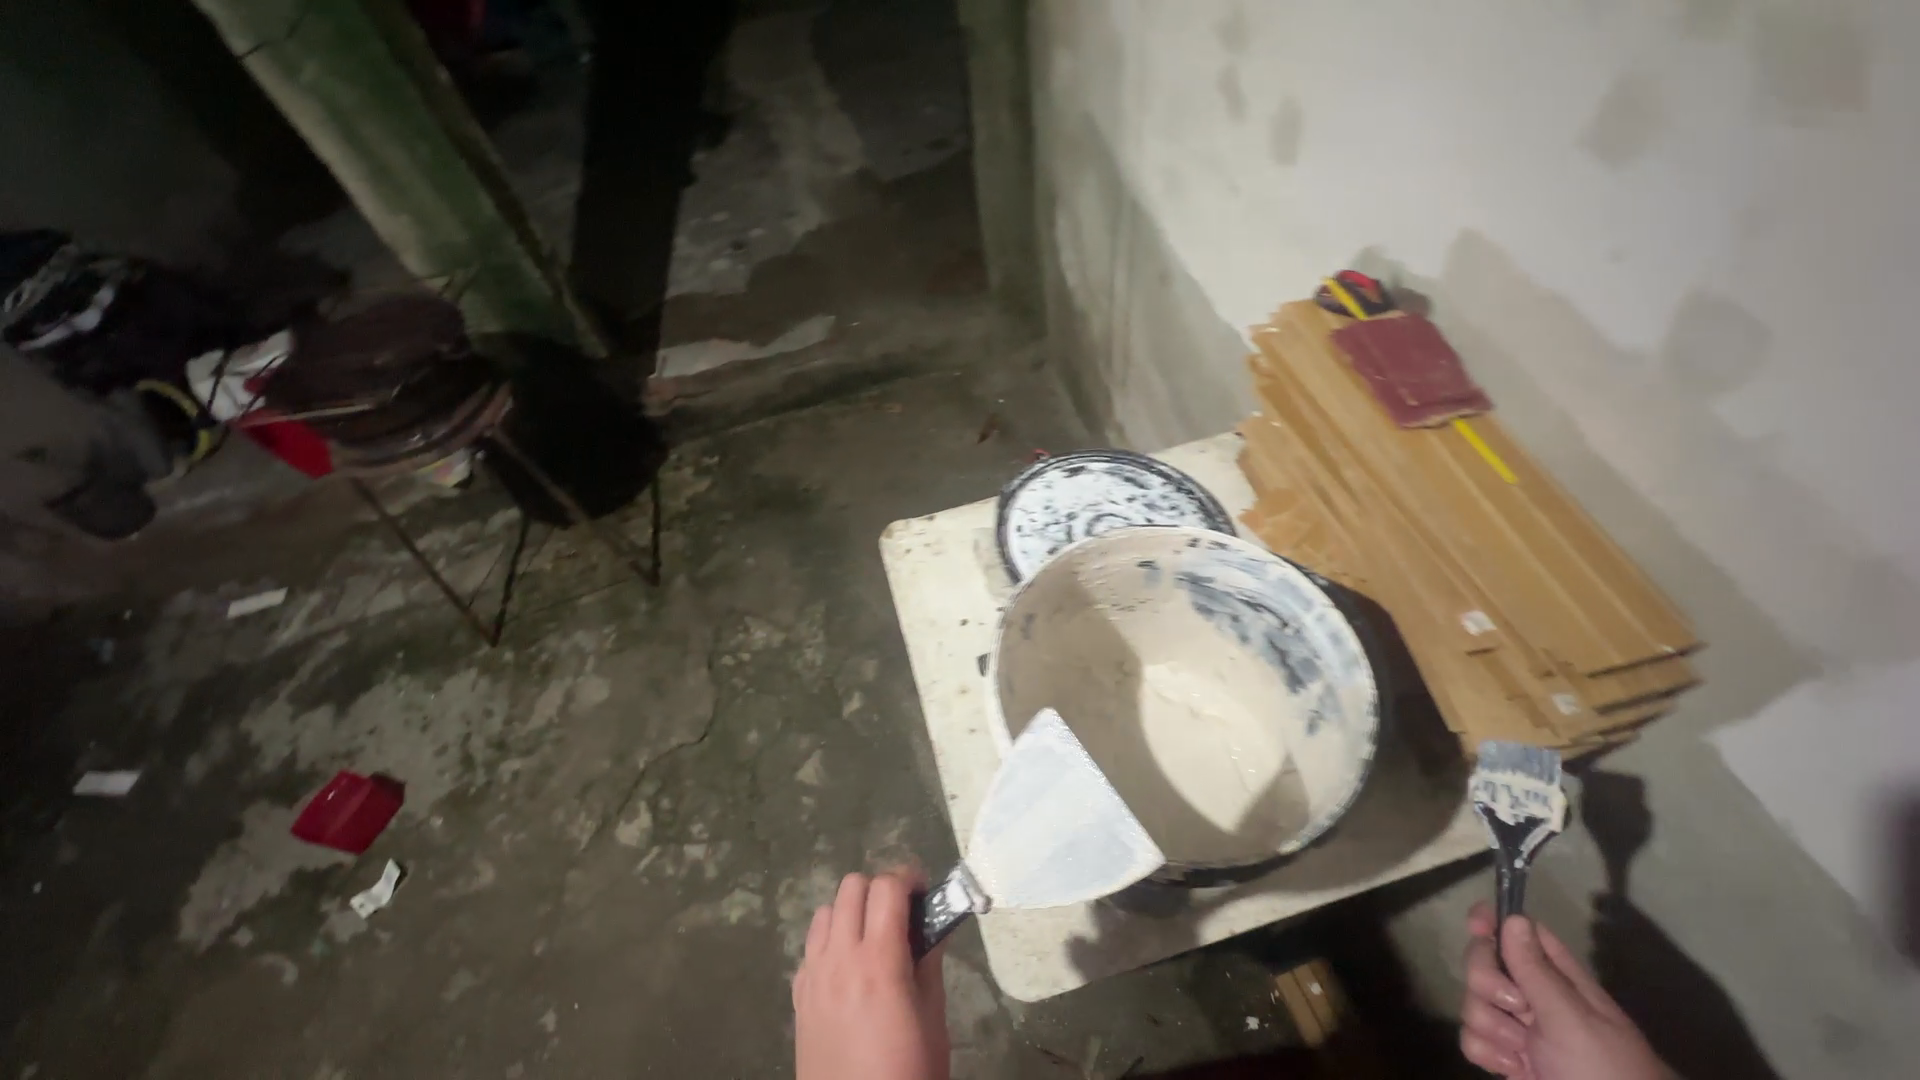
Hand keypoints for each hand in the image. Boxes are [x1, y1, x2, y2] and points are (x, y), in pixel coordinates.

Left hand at [794, 872, 949, 1079]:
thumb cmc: (908, 1072)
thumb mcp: (933, 1020)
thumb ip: (929, 964)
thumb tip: (935, 926)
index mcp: (879, 962)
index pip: (887, 888)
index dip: (908, 878)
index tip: (924, 890)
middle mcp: (840, 959)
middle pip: (851, 887)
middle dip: (880, 889)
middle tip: (902, 913)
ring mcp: (813, 977)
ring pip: (825, 912)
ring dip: (851, 912)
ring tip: (872, 937)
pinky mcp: (799, 997)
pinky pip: (810, 947)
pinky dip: (830, 942)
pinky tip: (848, 968)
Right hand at [1460, 902, 1670, 1079]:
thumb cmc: (1606, 1077)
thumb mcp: (1573, 1022)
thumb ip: (1537, 972)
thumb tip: (1513, 917)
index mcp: (1559, 979)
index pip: (1521, 931)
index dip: (1494, 922)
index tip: (1478, 930)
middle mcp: (1535, 997)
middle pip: (1483, 962)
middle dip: (1486, 984)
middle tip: (1517, 1009)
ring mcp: (1518, 1030)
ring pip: (1473, 1001)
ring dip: (1491, 1027)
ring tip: (1523, 1054)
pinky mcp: (1504, 1058)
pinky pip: (1471, 1037)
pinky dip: (1487, 1053)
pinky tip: (1513, 1069)